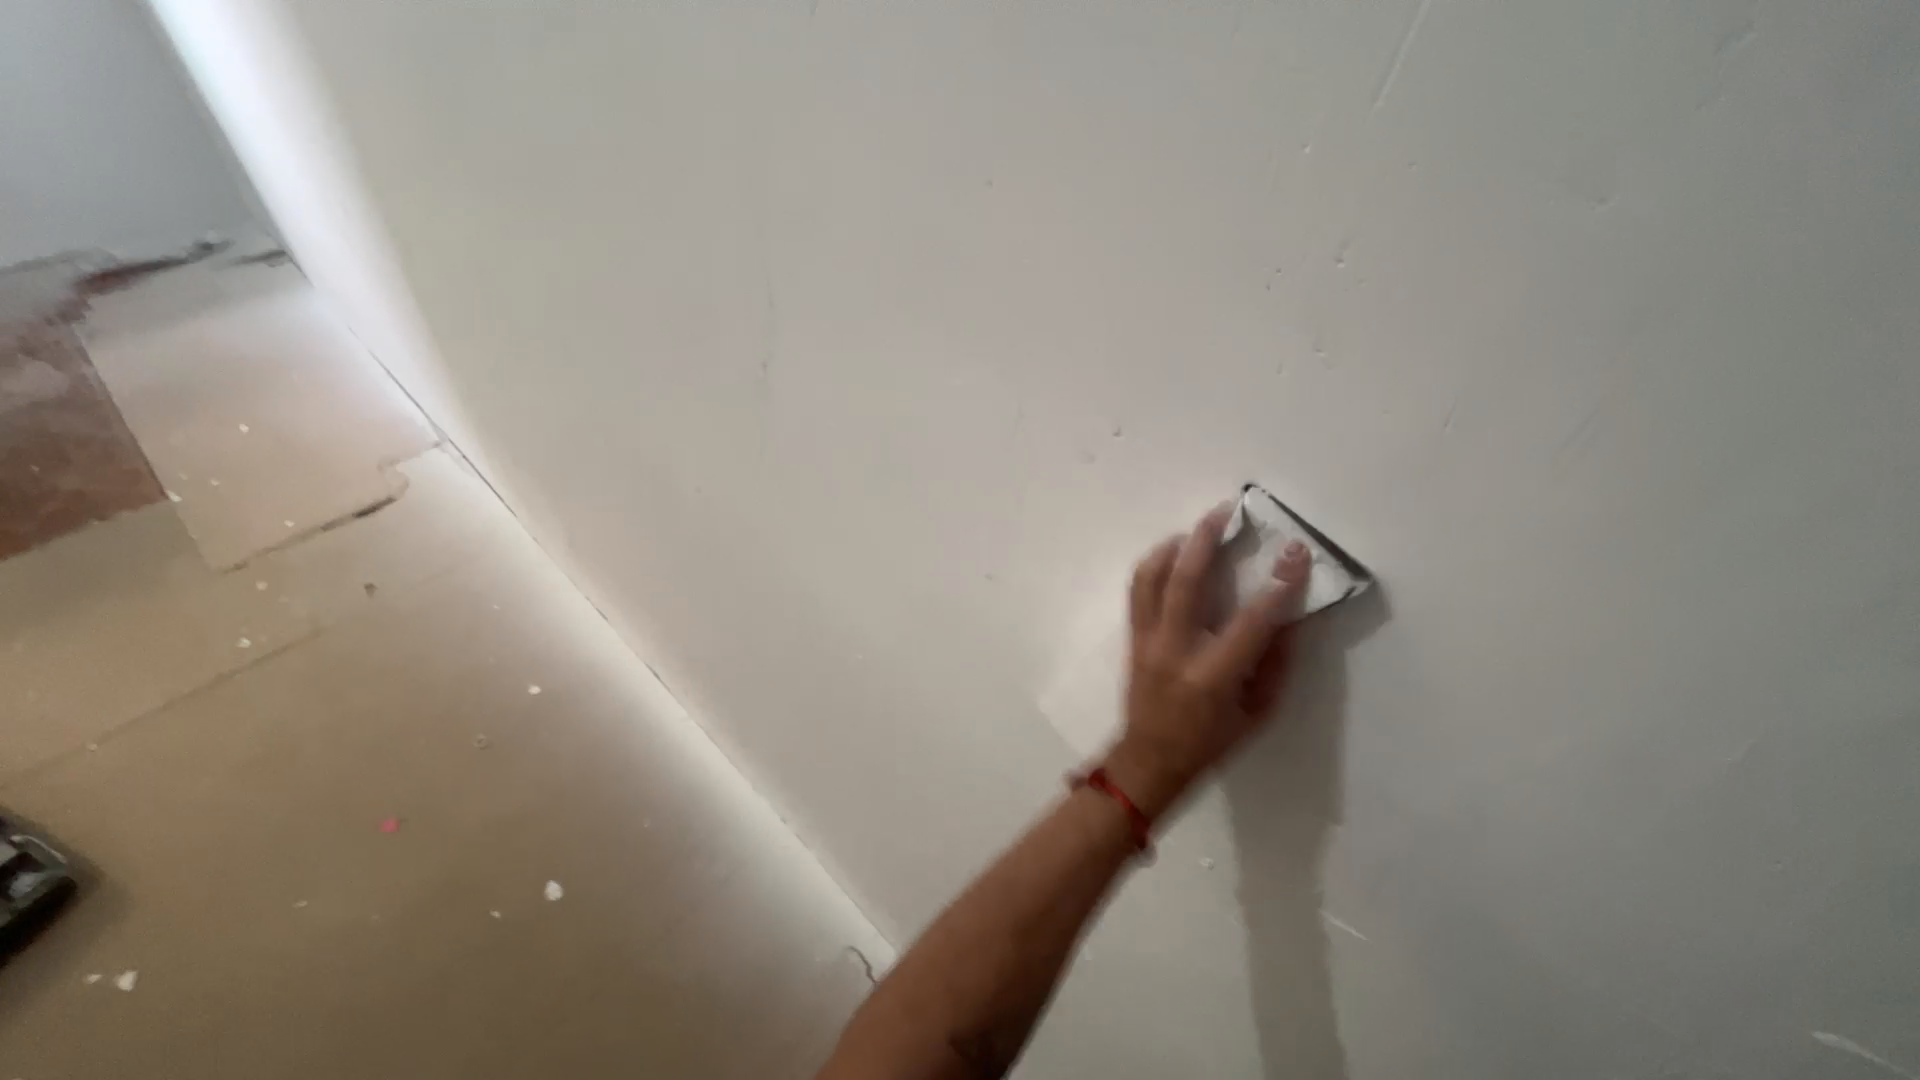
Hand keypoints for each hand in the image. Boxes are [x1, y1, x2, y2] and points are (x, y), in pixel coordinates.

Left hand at [1102, 502, 1312, 818]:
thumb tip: (1287, 614)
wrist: (1149, 758)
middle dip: (1207, 541)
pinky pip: (1138, 589)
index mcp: (1213, 676)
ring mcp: (1147, 640)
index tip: (1295, 552)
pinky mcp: (1132, 636)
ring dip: (1174, 546)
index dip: (1278, 584)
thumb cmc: (1210, 741)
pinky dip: (1154, 564)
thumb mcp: (1257, 712)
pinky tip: (1172, 553)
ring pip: (1152, 578)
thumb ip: (1274, 662)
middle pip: (1187, 582)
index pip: (1251, 620)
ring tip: (1197, 529)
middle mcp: (1175, 651)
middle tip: (1226, 512)